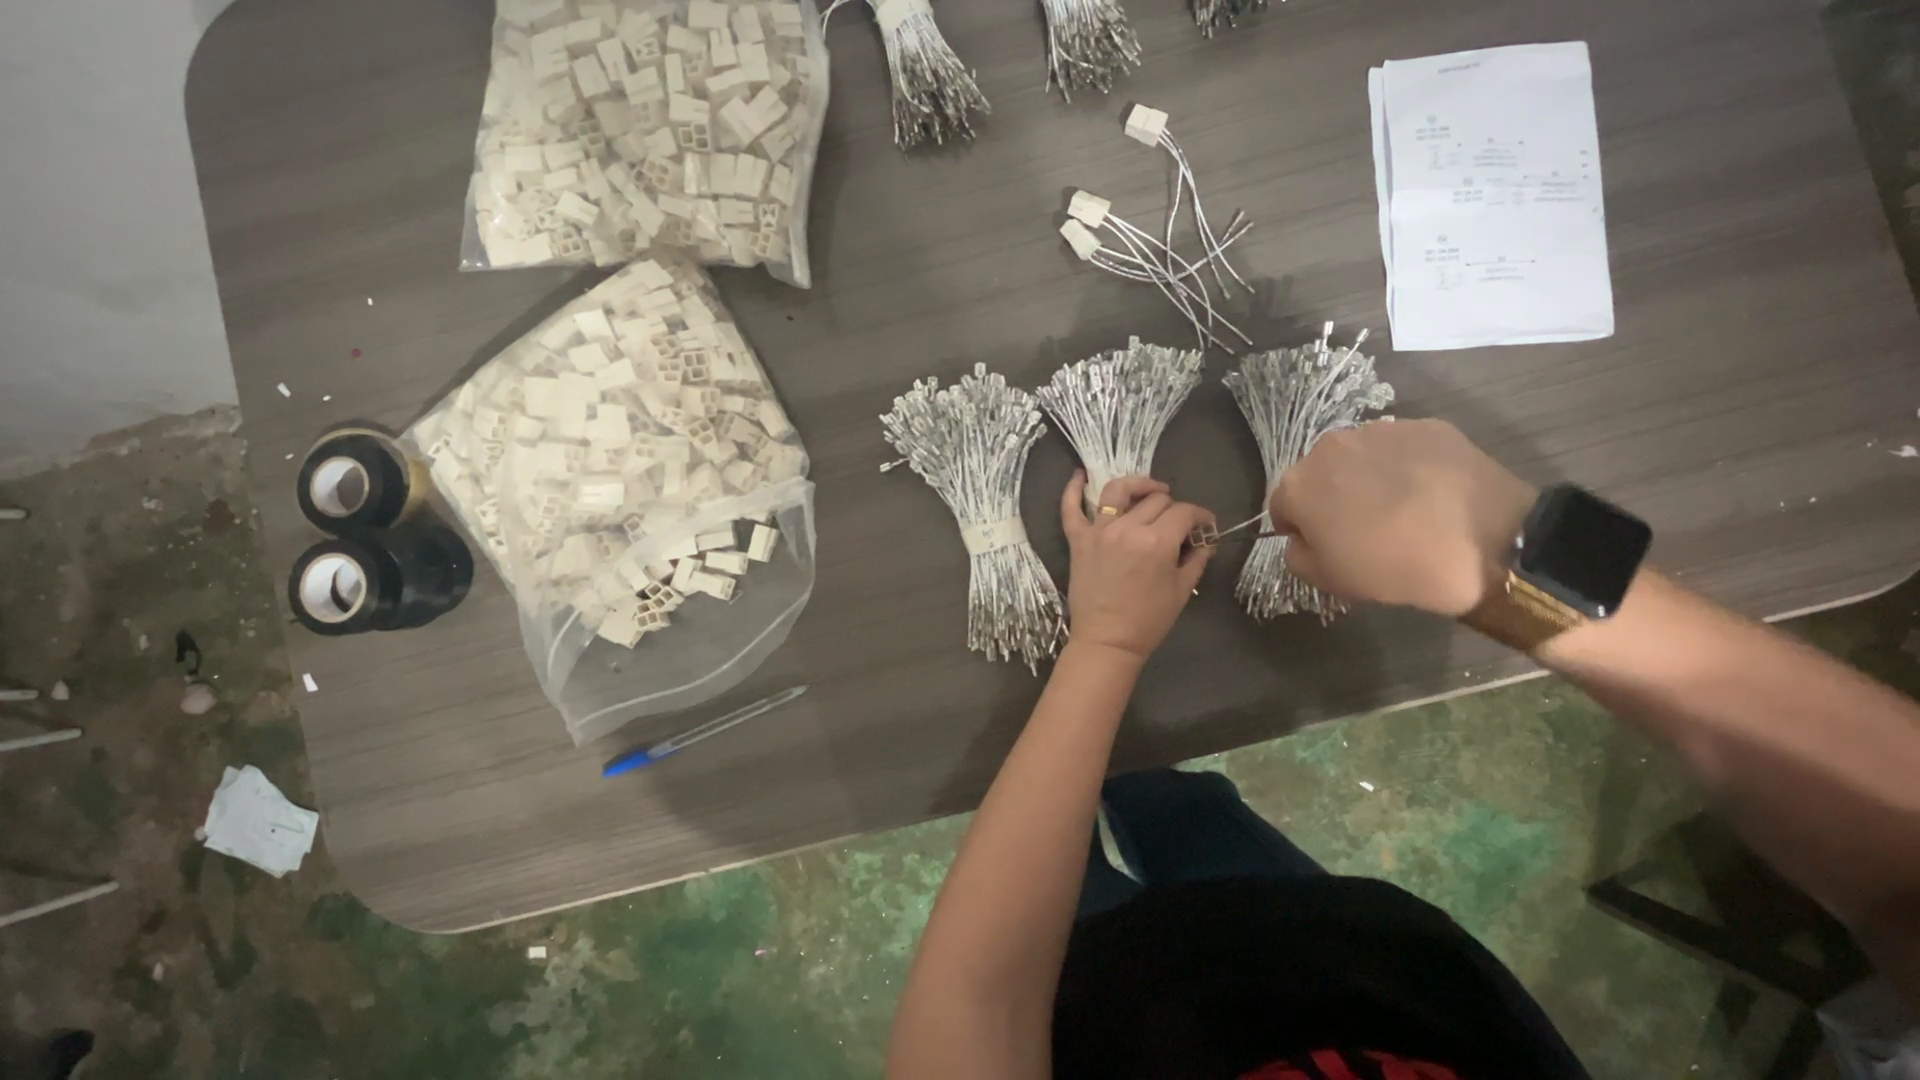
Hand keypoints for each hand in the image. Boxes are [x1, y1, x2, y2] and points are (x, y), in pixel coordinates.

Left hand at [1060, 472, 1214, 663]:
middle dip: (1174, 507)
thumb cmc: (1148, 620)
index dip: (1201, 516)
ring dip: (1137, 485)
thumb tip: (1204, 542)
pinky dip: (1073, 490)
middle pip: (1156, 500)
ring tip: (1149, 490)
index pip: (1184, 512)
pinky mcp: (1078, 540)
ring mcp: (1099, 532)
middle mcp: (1127, 528)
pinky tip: (1080, 476)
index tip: (1206, 525)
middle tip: (1179, 522)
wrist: (1107, 641)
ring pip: (1118, 491)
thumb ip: (1195, 559)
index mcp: (1157, 541)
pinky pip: (1071, 509)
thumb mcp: (1181, 590)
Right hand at [1268, 419, 1535, 616]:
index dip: (1298, 528)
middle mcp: (1330, 446)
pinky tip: (1430, 493)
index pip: (1281, 505)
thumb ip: (1297, 555)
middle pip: (1319, 473)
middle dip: (1331, 495)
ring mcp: (1380, 430)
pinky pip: (1402, 449)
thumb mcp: (1329, 580)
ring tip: (1402, 507)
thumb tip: (1301, 538)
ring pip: (1360, 457)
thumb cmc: (1394, 567)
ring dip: (1368, 477)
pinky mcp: (1426, 425)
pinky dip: (1407, 467)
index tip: (1324, 545)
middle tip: (1362, 526)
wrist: (1487, 542)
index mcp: (1298, 483)